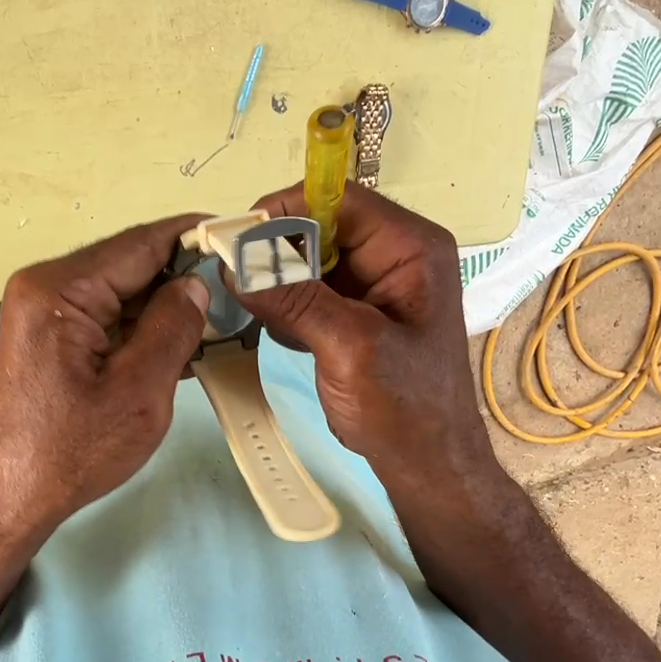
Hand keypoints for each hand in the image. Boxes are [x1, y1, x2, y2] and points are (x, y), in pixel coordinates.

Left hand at [0, 214, 211, 545]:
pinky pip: (103, 317)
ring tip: (218, 319)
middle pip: (128, 265)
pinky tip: (178, 344)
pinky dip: (139, 328)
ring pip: (118, 293)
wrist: (14, 496)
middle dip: (181, 277)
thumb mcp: (139, 391)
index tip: (239, 236)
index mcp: (59, 290)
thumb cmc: (73, 452)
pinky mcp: (47, 337)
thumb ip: (172, 328)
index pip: (139, 244)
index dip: (192, 238)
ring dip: (163, 306)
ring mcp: (41, 312)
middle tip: (237, 291)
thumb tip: (195, 284)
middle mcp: (43, 287)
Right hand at [243, 183, 497, 491]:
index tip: (237, 240)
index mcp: (409, 248)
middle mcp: (392, 256)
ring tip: (271, 320)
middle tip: (240, 282)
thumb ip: (295, 299)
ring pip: (308, 261)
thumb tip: (235, 262)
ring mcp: (373, 286)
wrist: (425, 463)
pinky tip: (288, 337)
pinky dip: (288, 308)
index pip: (339, 198)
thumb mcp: (349, 347)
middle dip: (277, 252)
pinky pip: (309, 292)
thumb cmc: (403, 406)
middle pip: (319, 227)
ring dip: (279, 284)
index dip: (285, 209)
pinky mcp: (353, 314)